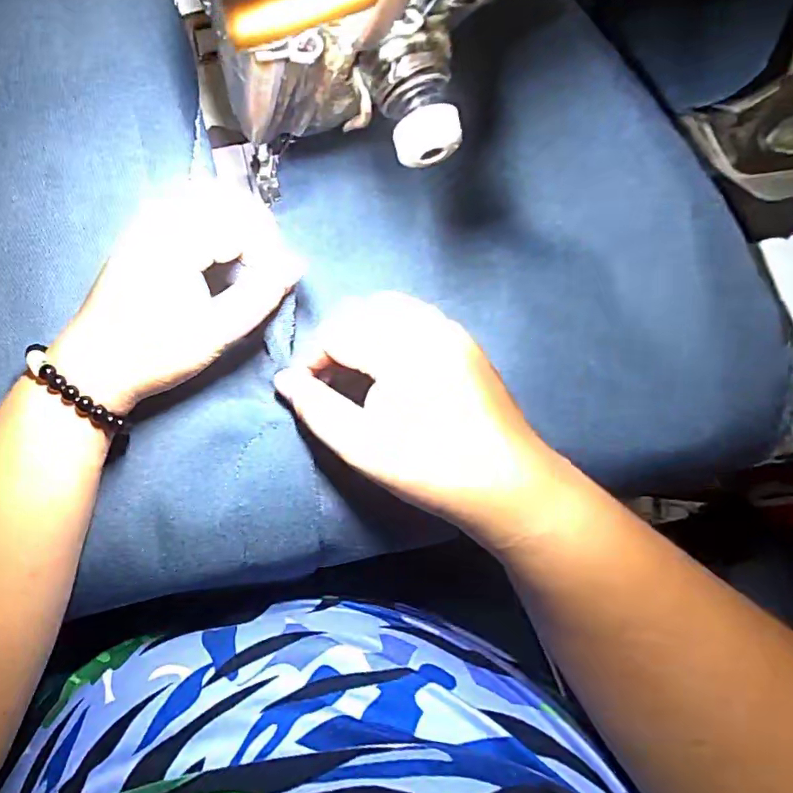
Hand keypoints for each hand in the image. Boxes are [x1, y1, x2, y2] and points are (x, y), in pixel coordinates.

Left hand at [49, 180, 304, 413]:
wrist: (94, 366)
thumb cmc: (153, 355)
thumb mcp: (216, 333)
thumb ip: (261, 295)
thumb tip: (296, 265)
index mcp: (177, 237)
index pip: (244, 220)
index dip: (270, 251)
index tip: (273, 284)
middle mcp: (160, 215)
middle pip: (228, 197)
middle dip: (257, 231)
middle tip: (264, 272)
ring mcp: (146, 218)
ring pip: (208, 195)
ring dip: (235, 223)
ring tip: (244, 263)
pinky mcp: (140, 229)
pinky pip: (187, 204)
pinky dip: (212, 221)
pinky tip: (216, 255)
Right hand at [272, 292, 574, 549]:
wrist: (507, 485)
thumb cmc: (428, 469)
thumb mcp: (361, 447)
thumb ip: (316, 408)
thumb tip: (285, 379)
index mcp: (402, 348)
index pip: (337, 332)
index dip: (312, 359)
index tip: (306, 390)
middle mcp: (428, 326)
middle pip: (362, 309)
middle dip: (335, 339)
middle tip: (328, 381)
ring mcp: (452, 330)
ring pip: (390, 307)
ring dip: (362, 331)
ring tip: (356, 373)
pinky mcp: (466, 342)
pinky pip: (415, 316)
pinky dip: (389, 330)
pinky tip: (389, 368)